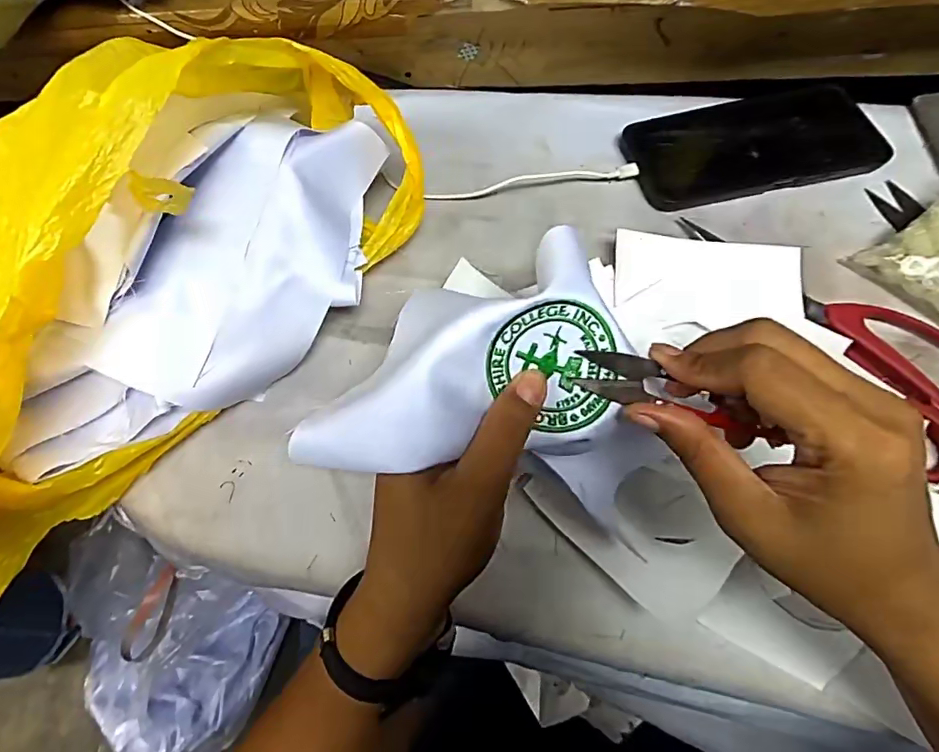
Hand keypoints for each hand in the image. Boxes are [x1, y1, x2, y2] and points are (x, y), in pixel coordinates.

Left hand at [335, 369, 546, 677]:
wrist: (409, 604)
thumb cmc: (438, 541)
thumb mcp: (479, 483)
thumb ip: (504, 431)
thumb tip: (533, 374)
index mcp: (403, 422)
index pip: (440, 372)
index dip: (478, 353)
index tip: (517, 335)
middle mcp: (404, 429)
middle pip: (450, 392)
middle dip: (489, 378)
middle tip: (535, 354)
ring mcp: (416, 452)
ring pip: (457, 417)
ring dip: (489, 406)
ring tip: (531, 382)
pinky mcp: (429, 472)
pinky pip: (458, 439)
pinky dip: (483, 432)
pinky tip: (512, 426)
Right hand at [621, 319, 938, 638]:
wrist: (901, 588)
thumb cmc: (831, 565)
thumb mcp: (748, 515)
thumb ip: (696, 450)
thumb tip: (646, 407)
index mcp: (856, 441)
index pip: (763, 370)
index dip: (702, 364)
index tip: (658, 372)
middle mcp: (878, 406)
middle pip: (771, 340)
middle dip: (711, 355)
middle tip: (676, 387)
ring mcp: (880, 395)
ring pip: (781, 342)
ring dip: (730, 363)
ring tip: (713, 409)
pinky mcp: (870, 394)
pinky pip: (796, 358)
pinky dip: (754, 373)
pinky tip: (746, 413)